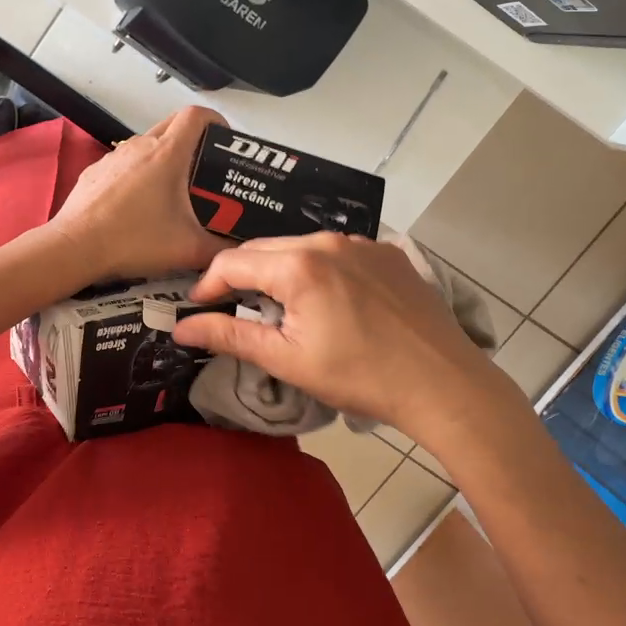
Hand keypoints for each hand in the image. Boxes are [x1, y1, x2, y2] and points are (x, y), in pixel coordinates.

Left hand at [46, 106, 232, 280]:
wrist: (75, 247)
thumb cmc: (134, 240)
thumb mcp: (187, 249)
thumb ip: (221, 250)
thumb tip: (240, 252)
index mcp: (166, 153)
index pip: (196, 115)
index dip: (215, 120)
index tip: (225, 141)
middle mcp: (139, 146)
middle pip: (173, 125)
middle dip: (194, 139)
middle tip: (206, 170)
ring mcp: (113, 156)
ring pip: (147, 144)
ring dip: (165, 158)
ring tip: (175, 191)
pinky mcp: (95, 171)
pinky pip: (125, 163)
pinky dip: (138, 173)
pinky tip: (139, 204)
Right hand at [173, 233, 521, 437]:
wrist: (445, 385)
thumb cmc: (360, 376)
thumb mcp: (287, 360)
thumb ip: (230, 337)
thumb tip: (180, 328)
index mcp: (297, 266)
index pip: (231, 262)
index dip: (207, 285)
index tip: (198, 310)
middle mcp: (326, 241)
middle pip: (263, 249)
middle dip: (240, 276)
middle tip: (233, 310)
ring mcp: (361, 243)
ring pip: (299, 247)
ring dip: (279, 270)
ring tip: (281, 307)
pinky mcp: (388, 253)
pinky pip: (336, 251)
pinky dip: (318, 268)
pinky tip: (328, 301)